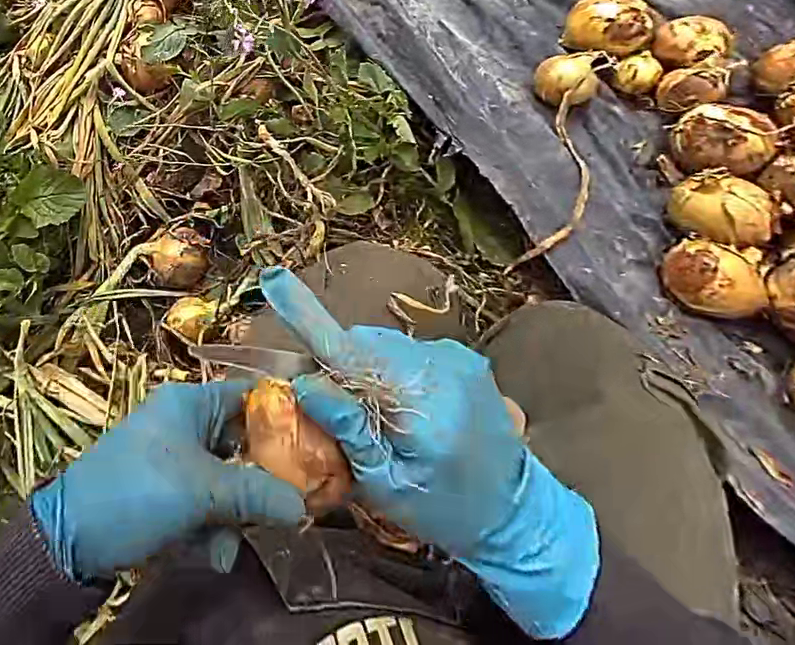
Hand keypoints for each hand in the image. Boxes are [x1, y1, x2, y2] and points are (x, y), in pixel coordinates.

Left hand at [29, 379, 305, 580]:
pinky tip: (207, 553)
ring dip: (230, 518)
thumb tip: (302, 506)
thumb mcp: (200, 491)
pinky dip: (209, 529)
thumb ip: (254, 493)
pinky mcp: (166, 492)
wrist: (71, 536)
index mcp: (189, 403)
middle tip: (279, 512)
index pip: (248, 395)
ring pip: (226, 481)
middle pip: (241, 445)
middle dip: (256, 487)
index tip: (312, 447)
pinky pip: (204, 504)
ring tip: (222, 547)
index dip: (281, 417)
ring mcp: (175, 459)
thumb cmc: (137, 491)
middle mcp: (185, 424)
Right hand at [262, 267, 599, 638]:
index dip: (309, 319)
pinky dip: (390, 368)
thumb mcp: (387, 486)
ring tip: (380, 414)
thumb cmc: (447, 511)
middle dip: (338, 365)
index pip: (351, 354)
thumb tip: (306, 383)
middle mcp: (441, 368)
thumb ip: (348, 430)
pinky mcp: (462, 355)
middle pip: (362, 343)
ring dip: (365, 367)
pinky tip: (405, 405)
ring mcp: (455, 356)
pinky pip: (405, 349)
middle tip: (336, 407)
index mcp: (422, 407)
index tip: (274, 279)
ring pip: (381, 343)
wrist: (519, 515)